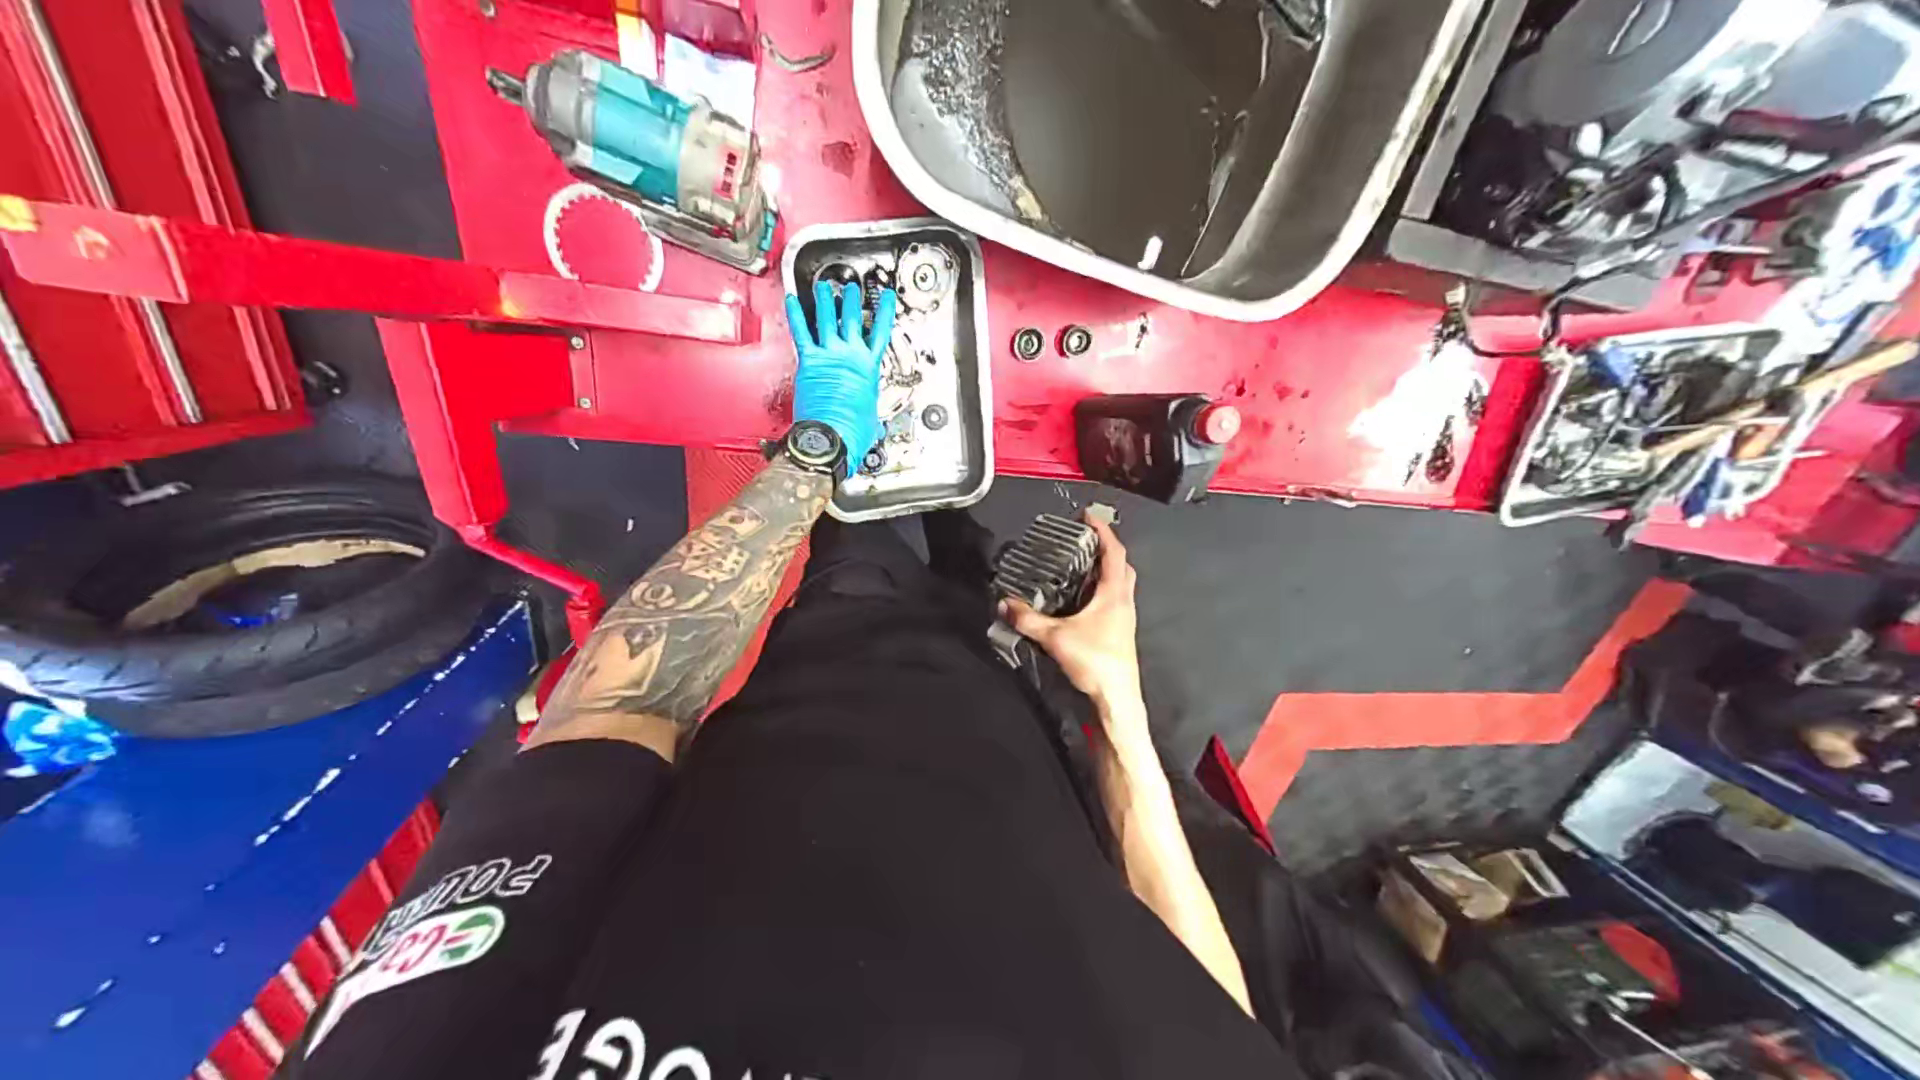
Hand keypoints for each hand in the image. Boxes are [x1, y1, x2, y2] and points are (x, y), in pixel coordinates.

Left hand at [785, 281, 896, 477]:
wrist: (832, 436)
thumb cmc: (853, 430)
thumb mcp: (872, 416)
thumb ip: (869, 408)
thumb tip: (874, 421)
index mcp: (869, 367)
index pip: (880, 332)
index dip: (883, 312)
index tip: (884, 297)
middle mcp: (851, 356)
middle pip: (852, 319)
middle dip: (851, 300)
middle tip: (849, 288)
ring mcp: (829, 355)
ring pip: (827, 319)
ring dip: (824, 300)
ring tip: (822, 286)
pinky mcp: (809, 360)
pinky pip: (801, 332)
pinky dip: (795, 315)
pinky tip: (790, 301)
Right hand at [1002, 514, 1141, 707]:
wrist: (1117, 698)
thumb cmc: (1095, 663)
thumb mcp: (1055, 637)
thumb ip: (1028, 620)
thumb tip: (1006, 605)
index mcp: (1114, 595)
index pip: (1113, 552)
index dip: (1103, 531)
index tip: (1089, 516)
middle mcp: (1123, 602)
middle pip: (1121, 565)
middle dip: (1106, 548)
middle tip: (1085, 539)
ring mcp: (1124, 617)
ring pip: (1119, 583)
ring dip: (1105, 569)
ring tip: (1082, 564)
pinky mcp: (1119, 631)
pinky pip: (1113, 600)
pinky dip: (1101, 590)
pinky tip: (1083, 598)